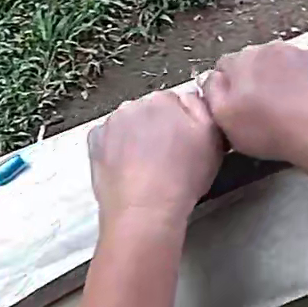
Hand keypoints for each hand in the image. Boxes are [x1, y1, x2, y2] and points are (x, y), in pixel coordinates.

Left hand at [87, 87, 223, 229]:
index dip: (185, 124)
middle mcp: (133, 105)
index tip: (188, 144)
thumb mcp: (213, 139)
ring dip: (138, 138)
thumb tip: (191, 96)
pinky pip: (110, 139)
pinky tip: (130, 169)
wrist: (144, 210)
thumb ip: (203, 107)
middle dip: (159, 128)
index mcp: (164, 100)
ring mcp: (110, 123)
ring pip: (130, 124)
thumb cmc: (183, 177)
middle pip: (151, 111)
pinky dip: (118, 149)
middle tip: (170, 158)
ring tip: (149, 167)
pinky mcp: (94, 143)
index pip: (177, 102)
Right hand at [201, 43, 307, 168]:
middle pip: (254, 64)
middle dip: (255, 83)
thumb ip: (211, 93)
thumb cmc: (272, 129)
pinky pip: (305, 72)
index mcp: (241, 60)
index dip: (229, 91)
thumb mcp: (225, 120)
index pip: (224, 68)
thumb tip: (212, 78)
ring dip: (280, 83)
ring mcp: (299, 53)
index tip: (238, 110)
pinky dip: (304, 85)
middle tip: (263, 114)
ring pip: (281, 66)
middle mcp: (269, 48)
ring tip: (288, 112)